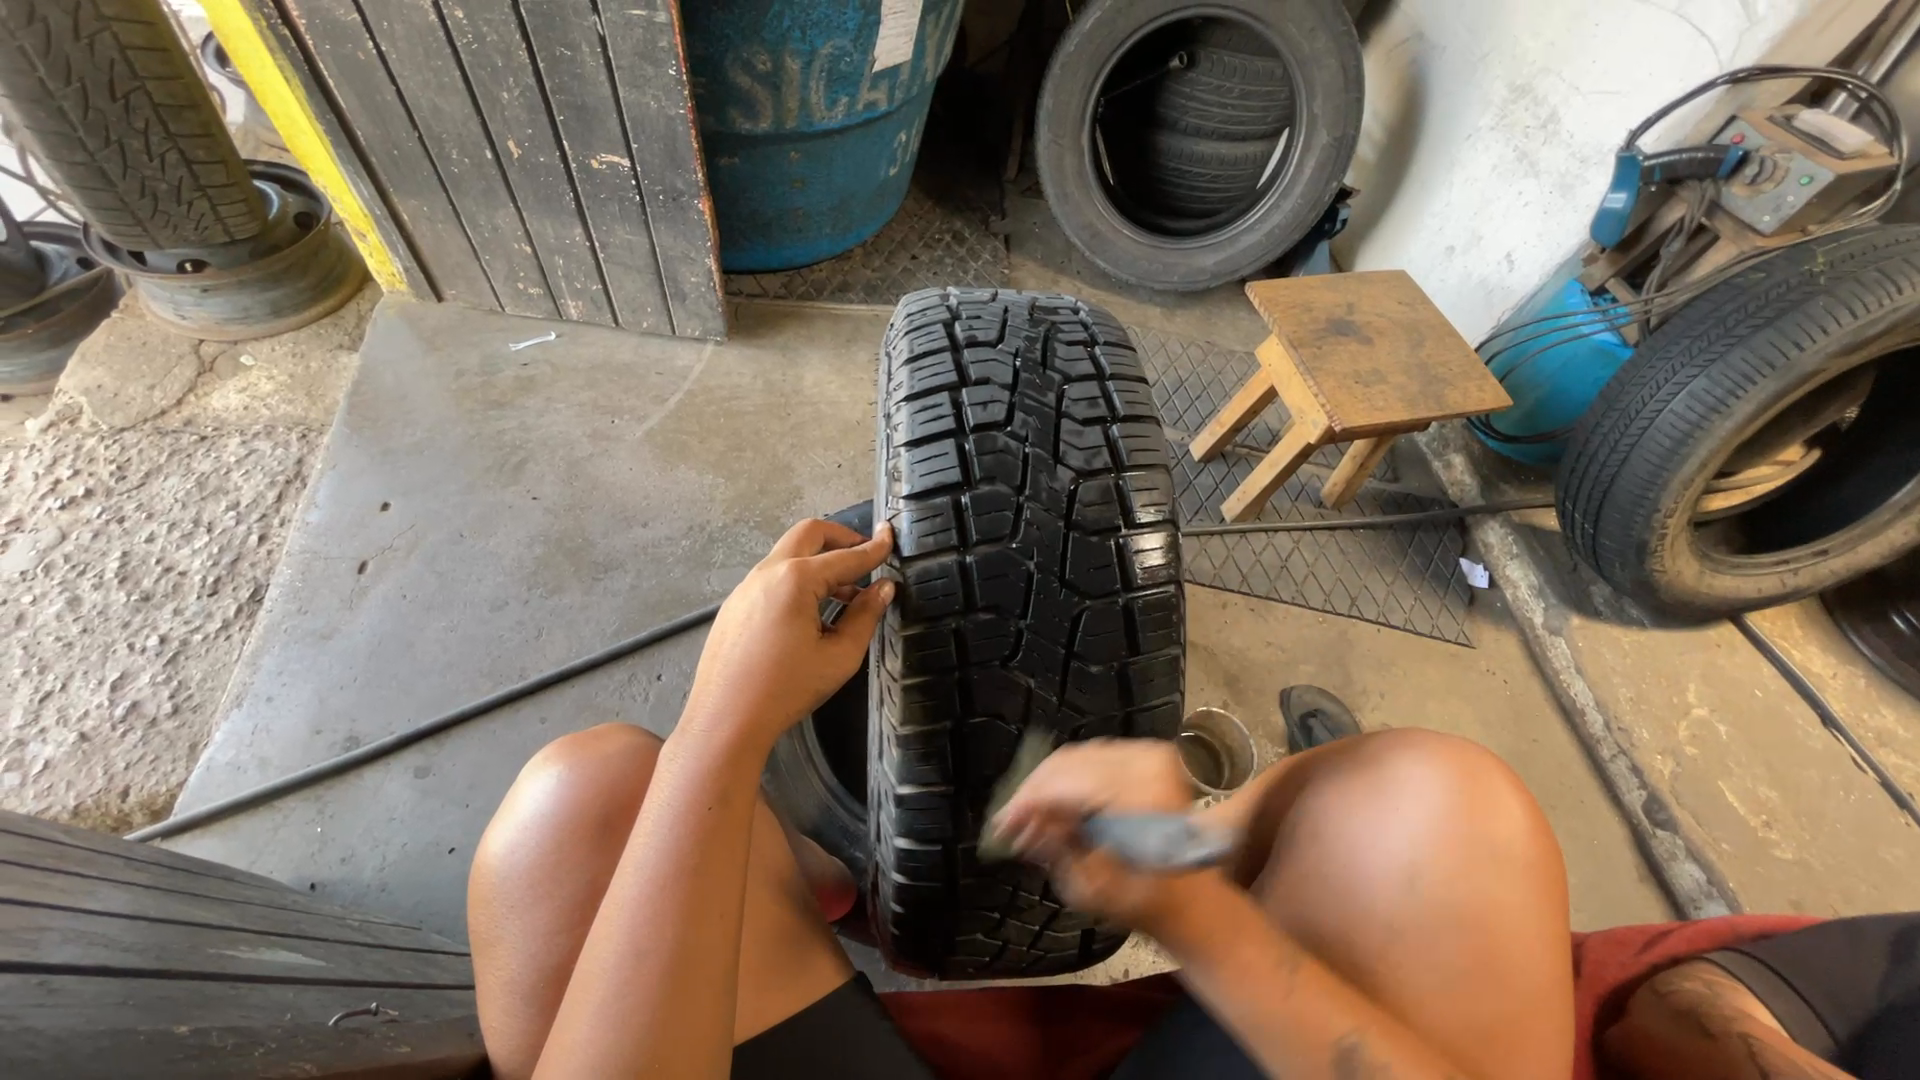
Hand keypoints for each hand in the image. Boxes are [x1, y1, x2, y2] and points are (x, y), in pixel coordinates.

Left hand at [679, 518, 893, 751]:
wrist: (725, 719)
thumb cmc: (786, 690)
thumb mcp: (839, 656)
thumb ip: (865, 616)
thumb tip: (883, 589)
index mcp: (796, 580)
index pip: (846, 556)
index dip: (874, 548)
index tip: (890, 536)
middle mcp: (768, 573)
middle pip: (809, 533)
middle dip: (841, 537)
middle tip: (865, 554)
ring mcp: (746, 587)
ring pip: (788, 555)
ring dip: (820, 563)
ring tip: (845, 595)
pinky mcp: (734, 606)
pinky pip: (772, 578)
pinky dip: (798, 581)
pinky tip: (811, 615)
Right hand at [989, 739, 1218, 935]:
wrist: (1194, 897)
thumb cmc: (1145, 902)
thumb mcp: (1091, 889)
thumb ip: (1055, 849)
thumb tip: (1020, 825)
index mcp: (1141, 798)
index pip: (1066, 784)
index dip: (1028, 802)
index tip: (1001, 826)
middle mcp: (1147, 765)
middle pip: (1068, 764)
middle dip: (1032, 792)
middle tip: (1008, 822)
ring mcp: (1150, 754)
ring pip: (1075, 757)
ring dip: (1046, 784)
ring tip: (1026, 815)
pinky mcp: (1148, 754)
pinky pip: (1091, 756)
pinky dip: (1067, 777)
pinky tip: (1052, 802)